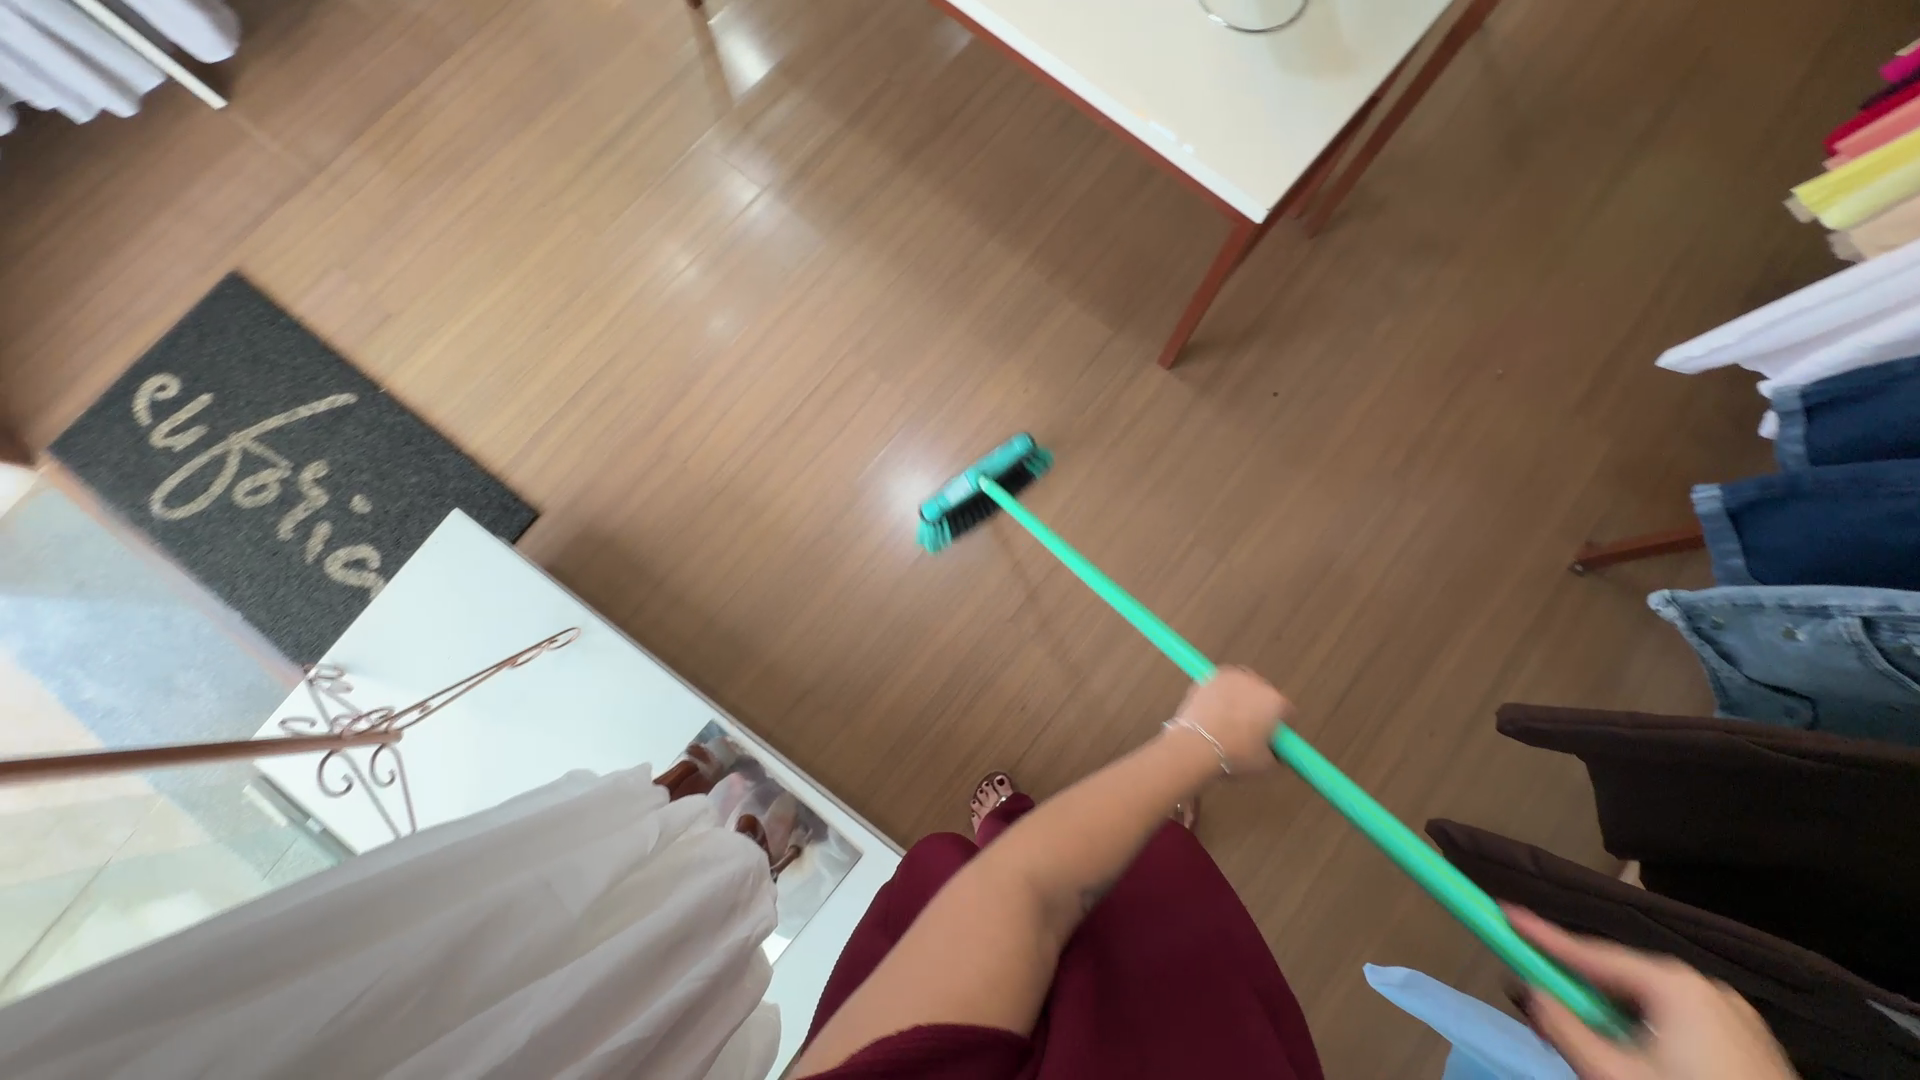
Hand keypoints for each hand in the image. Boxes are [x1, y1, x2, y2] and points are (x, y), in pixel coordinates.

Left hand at [1173, 667, 1289, 774]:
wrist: (1196, 744)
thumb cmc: (1234, 755)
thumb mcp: (1264, 764)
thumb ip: (1276, 754)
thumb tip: (1274, 751)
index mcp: (1276, 702)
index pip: (1287, 711)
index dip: (1280, 725)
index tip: (1272, 737)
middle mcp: (1257, 683)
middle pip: (1264, 694)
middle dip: (1260, 707)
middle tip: (1249, 726)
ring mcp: (1231, 676)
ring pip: (1243, 684)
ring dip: (1241, 695)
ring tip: (1229, 716)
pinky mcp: (1209, 676)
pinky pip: (1221, 683)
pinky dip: (1221, 692)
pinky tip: (1214, 708)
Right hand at [1507, 907, 1797, 1079]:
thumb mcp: (1611, 1074)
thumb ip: (1560, 1026)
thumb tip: (1526, 989)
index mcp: (1671, 983)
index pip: (1586, 952)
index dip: (1537, 933)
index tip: (1499, 911)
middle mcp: (1703, 985)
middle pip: (1615, 976)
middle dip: (1576, 989)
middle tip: (1541, 1003)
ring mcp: (1731, 1013)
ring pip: (1644, 1000)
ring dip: (1609, 1014)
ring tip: (1593, 1045)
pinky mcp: (1748, 1043)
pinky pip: (1676, 1020)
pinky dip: (1643, 1028)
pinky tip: (1636, 1056)